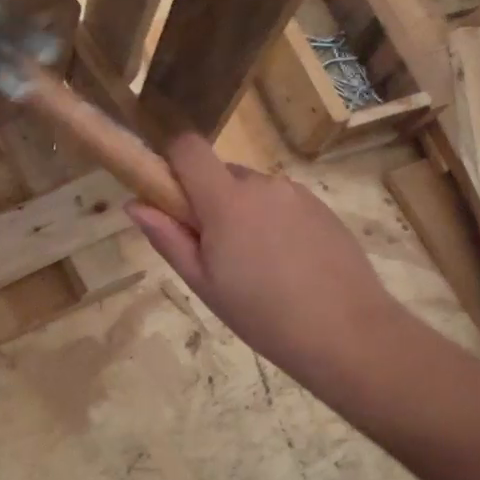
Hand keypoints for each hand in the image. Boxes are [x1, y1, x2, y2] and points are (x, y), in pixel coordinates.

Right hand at [126, 134, 408, 387]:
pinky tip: (284, 266)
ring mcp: (296, 193)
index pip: (189, 147)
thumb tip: (134, 204)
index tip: (168, 196)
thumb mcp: (203, 283)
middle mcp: (262, 184)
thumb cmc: (261, 314)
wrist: (346, 332)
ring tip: (254, 266)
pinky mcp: (322, 208)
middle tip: (213, 252)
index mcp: (226, 200)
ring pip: (252, 190)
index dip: (172, 161)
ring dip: (241, 213)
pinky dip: (271, 223)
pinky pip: (281, 203)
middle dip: (207, 200)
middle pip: (220, 172)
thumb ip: (167, 237)